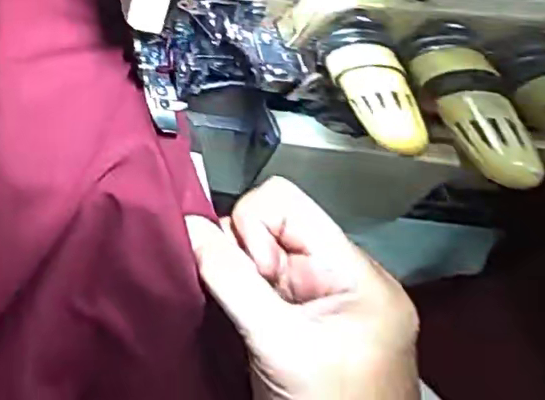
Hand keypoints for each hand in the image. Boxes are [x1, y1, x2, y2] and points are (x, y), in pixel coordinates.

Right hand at [185, 177, 418, 399]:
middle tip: (251, 304)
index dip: (253, 227)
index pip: (283, 201)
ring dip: (237, 274)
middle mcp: (341, 275)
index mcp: (358, 275)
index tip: (258, 277)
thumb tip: (186, 222)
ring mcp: (321, 295)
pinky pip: (255, 275)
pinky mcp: (301, 313)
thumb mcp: (279, 343)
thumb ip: (229, 275)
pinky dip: (239, 289)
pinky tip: (247, 319)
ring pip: (253, 247)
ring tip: (250, 318)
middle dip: (242, 254)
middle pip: (264, 221)